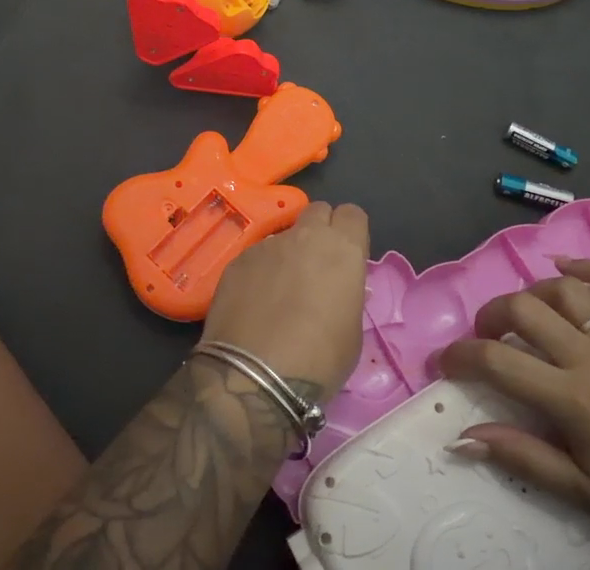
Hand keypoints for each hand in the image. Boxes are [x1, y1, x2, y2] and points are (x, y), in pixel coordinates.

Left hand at [201, 202, 368, 400]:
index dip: (350, 233)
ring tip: (279, 294)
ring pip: (284, 237)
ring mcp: (266, 246)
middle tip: (317, 267)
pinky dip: (260, 273)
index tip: (347, 257)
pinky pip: (256, 257)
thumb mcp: (352, 329)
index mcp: (342, 249)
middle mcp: (304, 237)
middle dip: (320, 231)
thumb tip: (333, 287)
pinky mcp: (236, 262)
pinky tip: (254, 305)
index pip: (352, 214)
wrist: (255, 377)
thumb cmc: (319, 360)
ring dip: (288, 255)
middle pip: (317, 212)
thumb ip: (345, 294)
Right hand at [437, 257, 589, 561]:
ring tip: (521, 314)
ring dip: (533, 292)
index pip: (498, 361)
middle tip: (482, 337)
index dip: (461, 356)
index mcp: (572, 399)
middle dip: (490, 316)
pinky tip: (565, 265)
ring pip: (566, 290)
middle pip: (525, 310)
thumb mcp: (579, 491)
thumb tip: (461, 437)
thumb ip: (519, 455)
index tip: (445, 362)